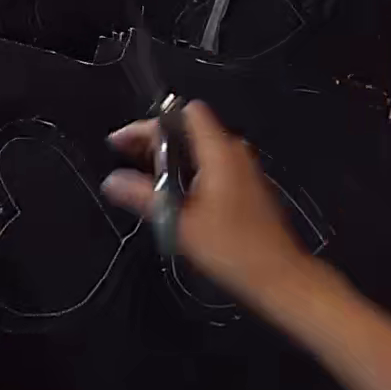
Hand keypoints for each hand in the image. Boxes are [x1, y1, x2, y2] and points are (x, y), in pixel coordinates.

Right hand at [102, 101, 312, 303]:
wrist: (278, 276)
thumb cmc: (234, 248)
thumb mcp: (179, 222)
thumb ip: (142, 196)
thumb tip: (112, 181)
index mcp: (219, 152)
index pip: (185, 113)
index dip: (149, 123)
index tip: (123, 141)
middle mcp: (234, 152)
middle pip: (188, 128)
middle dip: (154, 140)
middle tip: (126, 159)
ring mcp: (243, 167)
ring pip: (199, 147)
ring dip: (169, 157)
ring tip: (143, 177)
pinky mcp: (246, 184)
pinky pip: (211, 163)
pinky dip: (187, 169)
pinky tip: (171, 193)